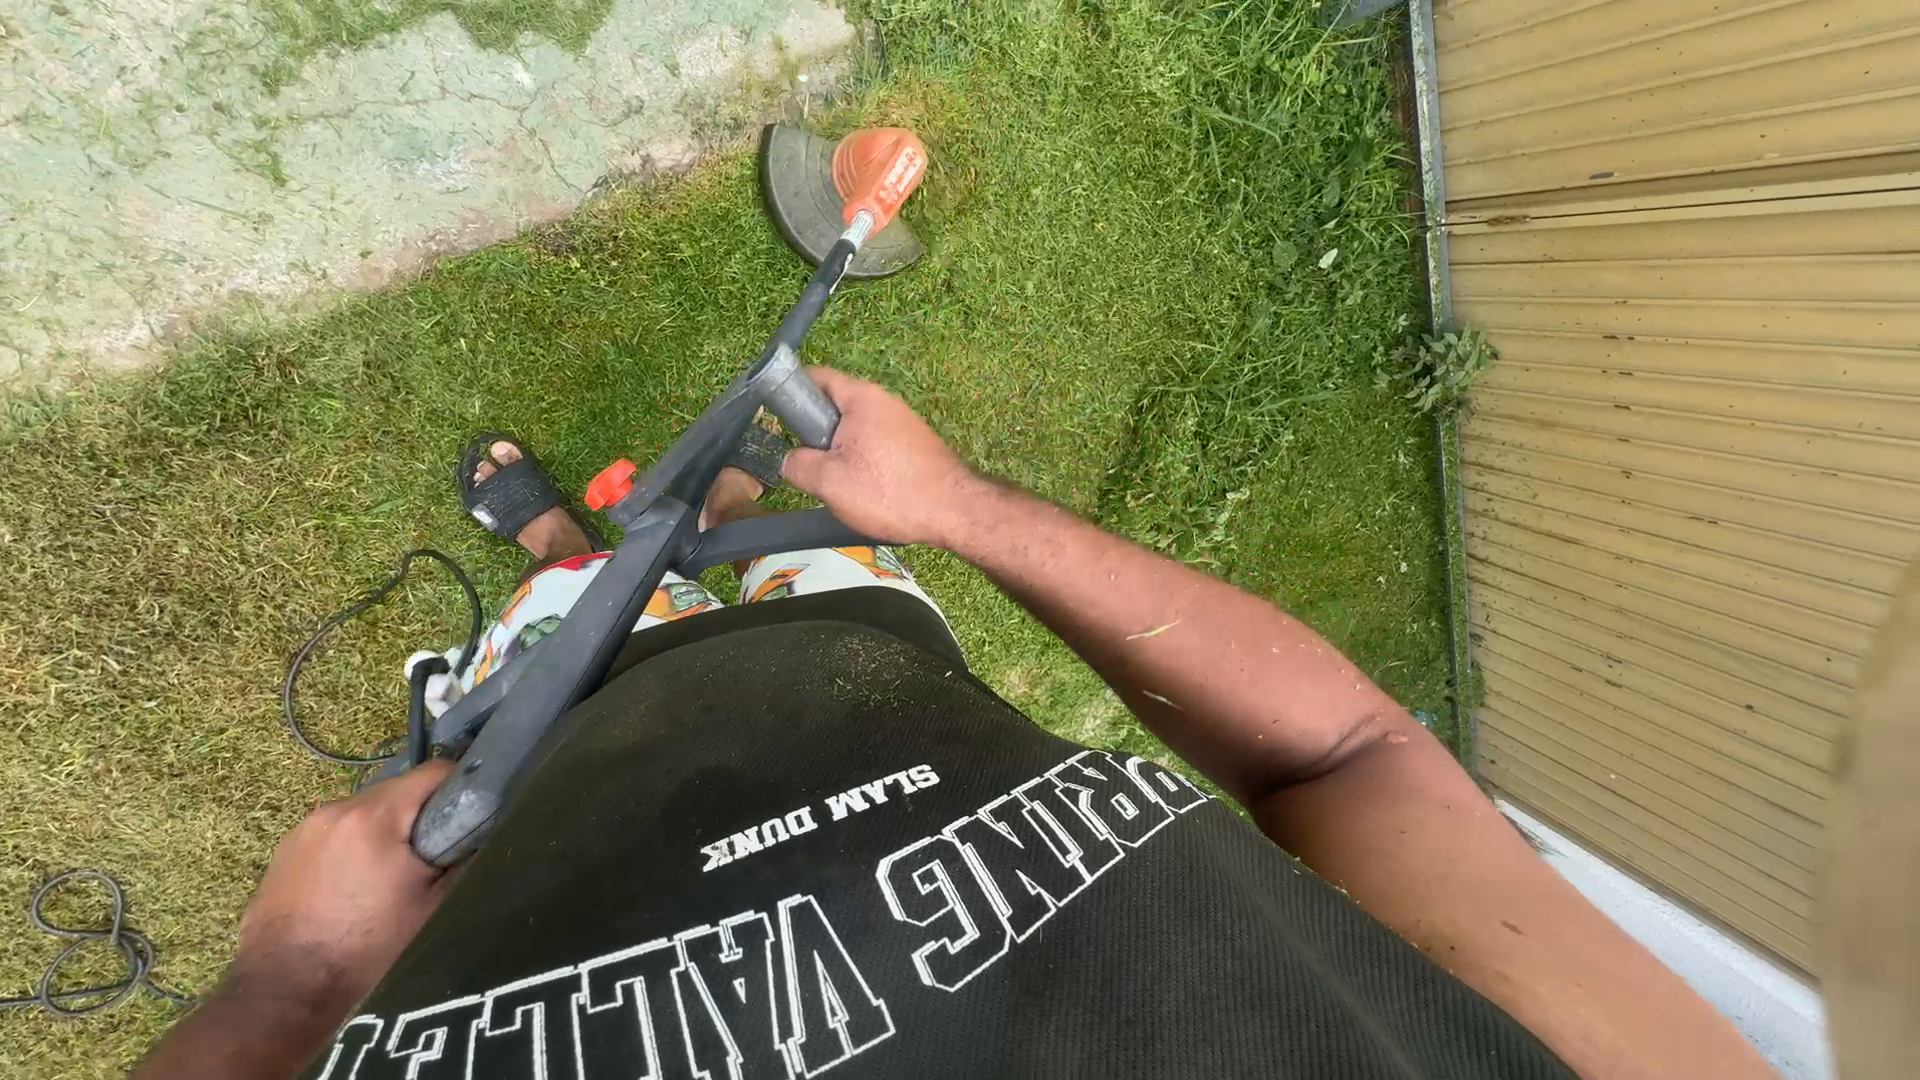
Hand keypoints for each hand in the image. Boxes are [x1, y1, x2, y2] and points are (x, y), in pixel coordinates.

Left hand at [232, 761, 454, 1018]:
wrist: (284, 995)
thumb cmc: (368, 946)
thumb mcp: (435, 900)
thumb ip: (462, 853)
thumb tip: (482, 829)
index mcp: (374, 816)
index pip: (436, 771)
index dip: (462, 787)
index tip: (468, 816)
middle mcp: (336, 809)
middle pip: (400, 788)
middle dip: (422, 812)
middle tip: (433, 852)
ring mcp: (305, 828)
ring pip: (369, 808)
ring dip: (389, 826)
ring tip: (394, 870)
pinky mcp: (285, 848)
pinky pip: (340, 828)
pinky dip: (358, 842)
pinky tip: (359, 880)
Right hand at [781, 367, 982, 546]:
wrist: (954, 512)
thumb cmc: (891, 493)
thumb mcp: (829, 482)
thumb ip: (798, 465)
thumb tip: (789, 460)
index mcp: (861, 397)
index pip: (815, 378)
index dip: (789, 395)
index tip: (777, 421)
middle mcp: (884, 401)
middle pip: (835, 407)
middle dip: (817, 434)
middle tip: (810, 465)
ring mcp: (903, 422)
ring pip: (855, 431)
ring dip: (842, 454)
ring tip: (840, 485)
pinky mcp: (915, 444)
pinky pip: (876, 445)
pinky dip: (865, 463)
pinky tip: (867, 491)